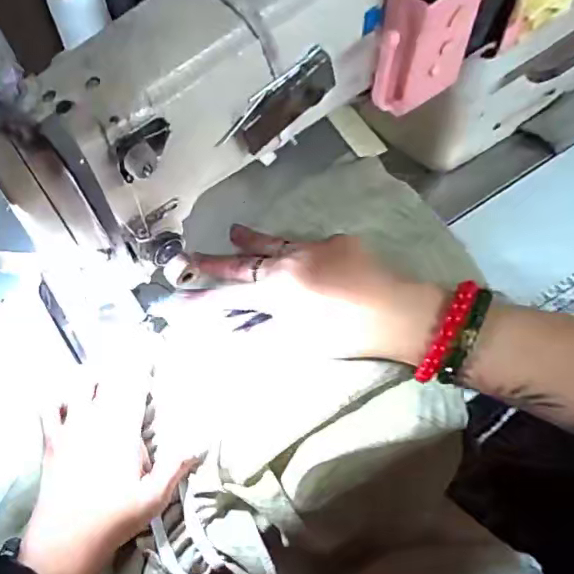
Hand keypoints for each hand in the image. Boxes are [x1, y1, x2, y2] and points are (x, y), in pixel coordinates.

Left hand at [20, 363, 196, 573]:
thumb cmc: (114, 518)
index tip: (152, 343)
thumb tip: (200, 442)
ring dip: (91, 375)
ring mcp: (68, 428)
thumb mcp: (154, 498)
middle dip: (120, 362)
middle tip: (132, 351)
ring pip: (76, 386)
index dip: (143, 362)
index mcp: (121, 430)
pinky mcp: (50, 441)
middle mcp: (93, 420)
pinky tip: (67, 400)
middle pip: (106, 378)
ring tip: (103, 374)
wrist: (64, 541)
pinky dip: (58, 397)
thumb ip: (175, 466)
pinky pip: (48, 408)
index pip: (134, 385)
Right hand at [177, 225, 446, 364]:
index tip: (175, 298)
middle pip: (243, 262)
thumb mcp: (299, 343)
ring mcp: (313, 247)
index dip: (201, 299)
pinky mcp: (338, 242)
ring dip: (250, 240)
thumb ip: (264, 335)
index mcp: (276, 290)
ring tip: (233, 231)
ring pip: (272, 242)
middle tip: (188, 257)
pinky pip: (307, 245)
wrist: (398, 312)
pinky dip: (294, 252)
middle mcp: (287, 262)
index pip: (228, 296)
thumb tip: (237, 331)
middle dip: (214, 262)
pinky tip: (299, 258)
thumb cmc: (347, 336)